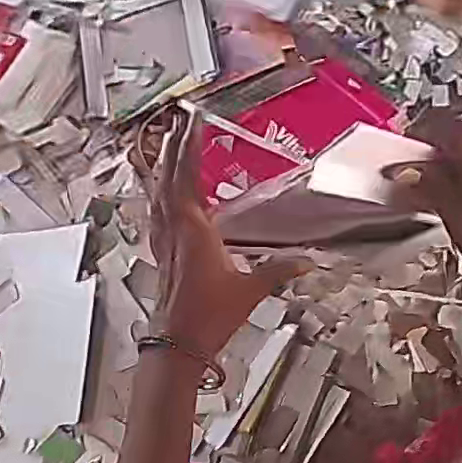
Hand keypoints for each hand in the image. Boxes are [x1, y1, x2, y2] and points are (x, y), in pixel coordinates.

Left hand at [138, 113, 304, 354]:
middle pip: (168, 175)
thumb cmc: (208, 315)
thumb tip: (304, 261)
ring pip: (157, 191)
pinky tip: (163, 193)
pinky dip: (160, 192)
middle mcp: (173, 227)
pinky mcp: (161, 251)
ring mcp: (163, 239)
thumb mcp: (250, 290)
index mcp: (193, 228)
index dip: (191, 145)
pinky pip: (157, 211)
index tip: (195, 121)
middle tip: (181, 122)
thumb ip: (278, 270)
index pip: (188, 175)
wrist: (179, 341)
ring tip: (170, 146)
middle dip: (175, 146)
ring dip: (164, 165)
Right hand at [395, 117, 461, 311]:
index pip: (448, 128)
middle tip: (416, 174)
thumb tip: (408, 174)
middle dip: (435, 154)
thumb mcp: (460, 220)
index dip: (419, 139)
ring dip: (452, 163)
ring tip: (437, 188)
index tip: (405, 154)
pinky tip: (460, 194)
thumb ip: (431, 188)